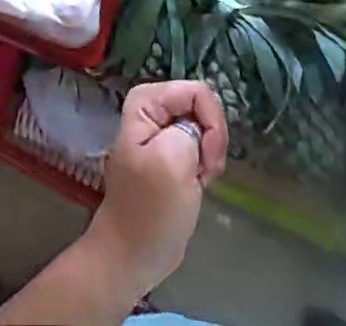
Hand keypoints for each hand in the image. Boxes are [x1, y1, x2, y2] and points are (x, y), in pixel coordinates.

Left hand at [87, 82, 228, 297]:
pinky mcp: (172, 153)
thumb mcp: (172, 160)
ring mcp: (163, 132)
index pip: (197, 91)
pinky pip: (202, 147)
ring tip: (197, 181)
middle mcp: (153, 109)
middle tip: (202, 172)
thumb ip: (190, 127)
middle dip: (211, 140)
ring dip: (210, 156)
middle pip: (203, 107)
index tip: (206, 157)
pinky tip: (196, 185)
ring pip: (206, 128)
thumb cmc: (150, 209)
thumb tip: (198, 128)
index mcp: (146, 101)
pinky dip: (206, 166)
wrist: (134, 253)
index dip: (210, 123)